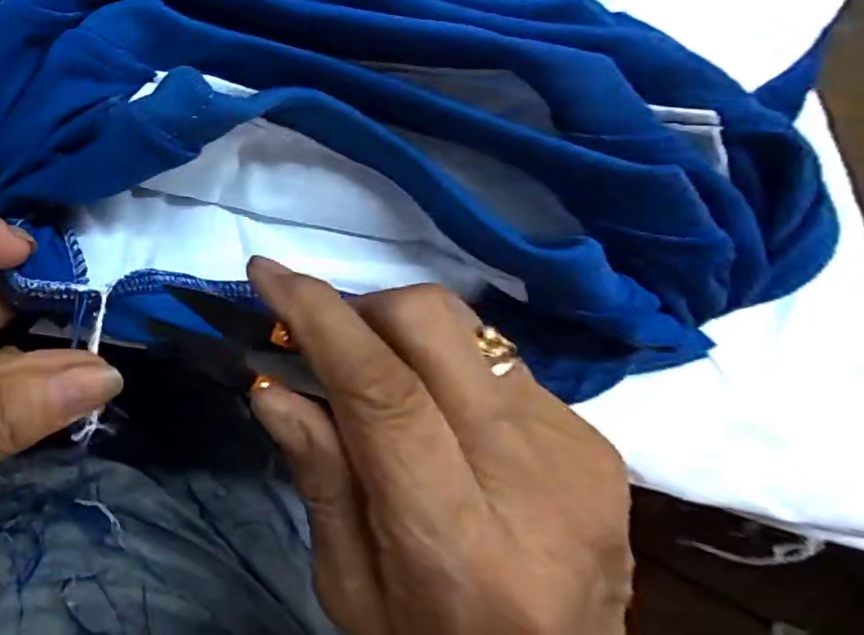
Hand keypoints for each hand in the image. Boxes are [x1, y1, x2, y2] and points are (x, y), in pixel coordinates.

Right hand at [245, 258, 631, 634]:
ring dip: (400, 329)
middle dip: (361, 308)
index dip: (321, 318)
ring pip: (462, 323)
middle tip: (327, 342)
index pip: (384, 393)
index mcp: (460, 547)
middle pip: (431, 325)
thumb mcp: (352, 589)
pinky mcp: (595, 436)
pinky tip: (439, 408)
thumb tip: (269, 384)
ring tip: (380, 374)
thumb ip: (318, 478)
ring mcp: (574, 450)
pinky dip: (444, 359)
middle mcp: (532, 482)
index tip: (268, 274)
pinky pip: (494, 354)